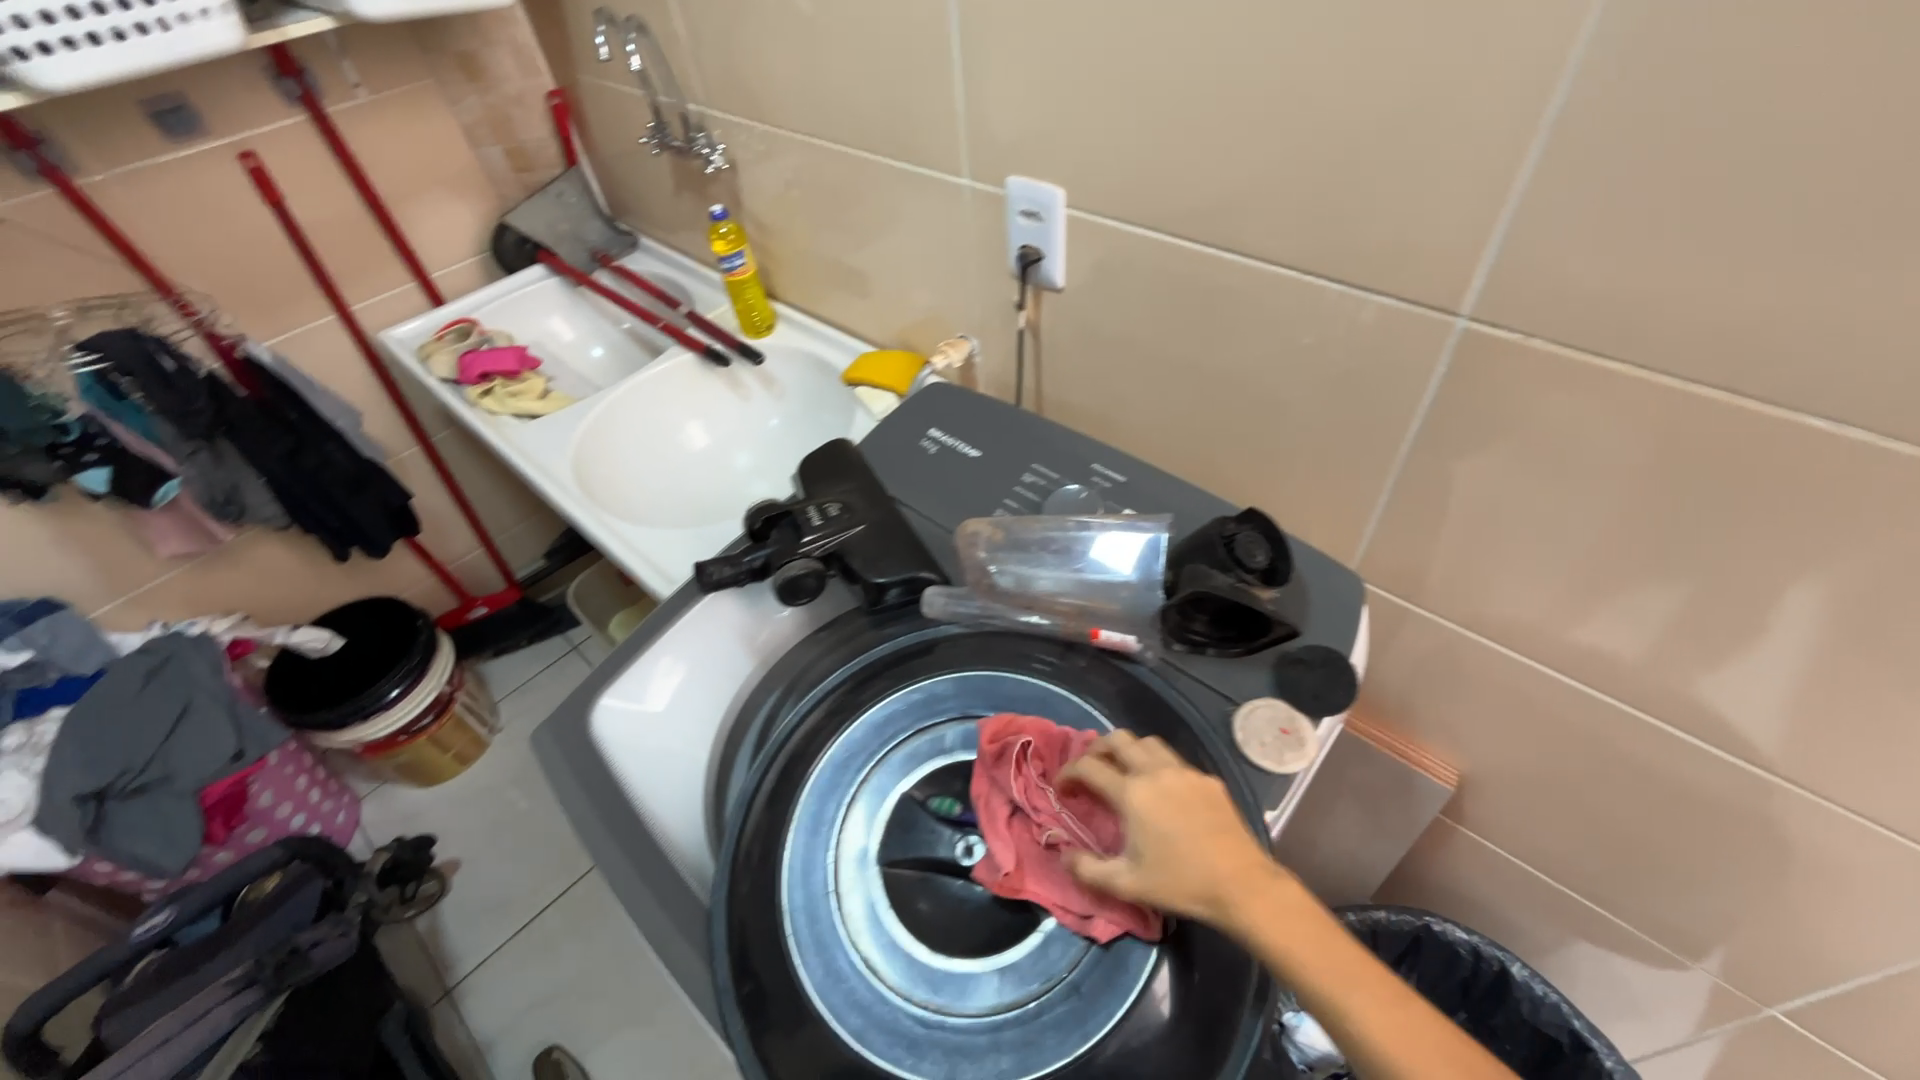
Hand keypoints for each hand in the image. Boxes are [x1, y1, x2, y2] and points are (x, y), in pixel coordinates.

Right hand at [1057, 730, 1286, 926]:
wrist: (1241, 884)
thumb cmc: (1180, 883)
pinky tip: (1162, 791)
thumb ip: (1087, 869)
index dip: (1068, 773)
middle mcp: (1156, 772)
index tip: (1063, 789)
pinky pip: (1175, 760)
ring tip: (1123, 772)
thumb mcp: (1126, 884)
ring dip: (1129, 750)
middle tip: (1090, 770)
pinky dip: (1158, 765)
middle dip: (1097, 749)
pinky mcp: (1208, 780)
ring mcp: (1185, 772)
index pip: (1088, 767)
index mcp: (1132, 793)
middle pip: (1118, 739)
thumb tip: (1064, 855)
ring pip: (1149, 742)